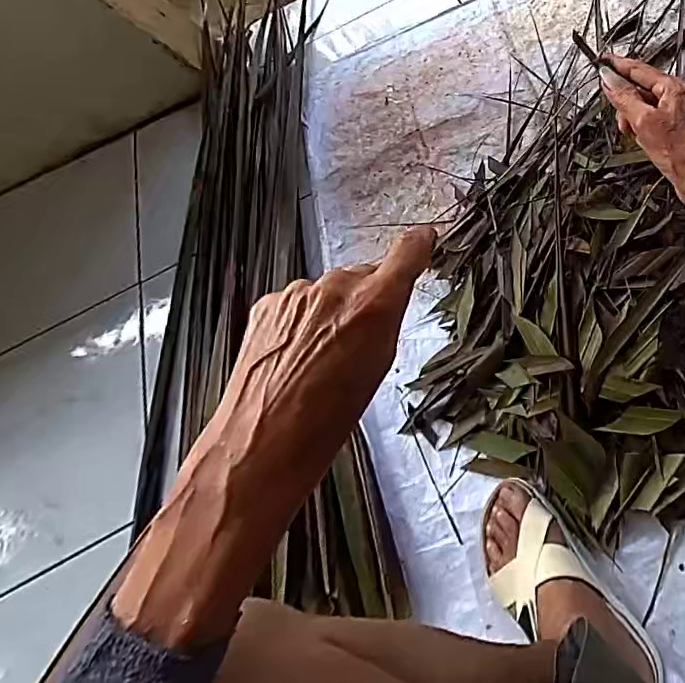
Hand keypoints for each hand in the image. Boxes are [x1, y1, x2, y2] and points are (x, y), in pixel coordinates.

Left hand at [113, 226, 435, 649]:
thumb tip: (388, 296)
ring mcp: (298, 293)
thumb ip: (386, 319)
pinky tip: (296, 354)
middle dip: (366, 298)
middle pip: (364, 275)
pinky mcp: (269, 303)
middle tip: (360, 338)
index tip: (424, 239)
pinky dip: (303, 319)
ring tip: (321, 356)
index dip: (419, 243)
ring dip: (332, 310)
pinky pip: (299, 301)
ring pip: (330, 290)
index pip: (407, 250)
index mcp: (374, 304)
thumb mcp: (379, 366)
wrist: (260, 444)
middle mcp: (336, 288)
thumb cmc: (328, 420)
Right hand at [598, 54, 684, 209]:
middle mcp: (679, 97)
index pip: (639, 69)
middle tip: (620, 117)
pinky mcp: (678, 129)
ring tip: (633, 134)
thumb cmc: (684, 155)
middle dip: (625, 102)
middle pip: (641, 88)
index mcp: (674, 88)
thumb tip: (609, 78)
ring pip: (645, 106)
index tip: (602, 60)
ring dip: (633, 118)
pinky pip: (653, 121)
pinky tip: (644, 141)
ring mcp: (679, 113)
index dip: (617, 65)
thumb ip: (624, 97)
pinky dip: (643, 129)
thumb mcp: (644, 122)